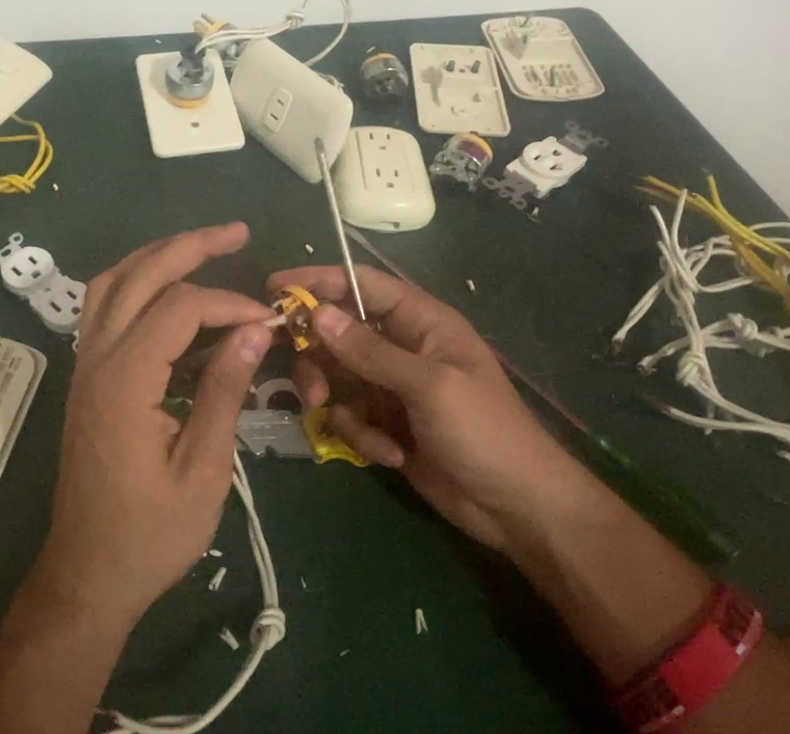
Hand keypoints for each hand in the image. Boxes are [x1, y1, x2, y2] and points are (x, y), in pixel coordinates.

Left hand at [28, 223, 275, 626]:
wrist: (88, 574)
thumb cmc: (151, 533)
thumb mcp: (204, 467)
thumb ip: (225, 390)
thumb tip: (256, 328)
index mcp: (125, 378)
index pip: (181, 307)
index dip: (230, 303)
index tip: (271, 323)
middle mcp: (97, 359)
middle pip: (138, 275)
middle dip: (189, 246)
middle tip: (237, 231)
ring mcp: (85, 367)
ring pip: (110, 285)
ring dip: (155, 259)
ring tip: (202, 248)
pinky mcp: (87, 380)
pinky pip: (105, 312)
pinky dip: (137, 288)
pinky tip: (170, 297)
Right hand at [266, 265, 576, 553]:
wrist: (515, 506)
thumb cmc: (484, 432)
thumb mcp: (428, 385)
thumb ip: (370, 350)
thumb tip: (318, 314)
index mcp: (422, 322)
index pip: (362, 284)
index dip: (318, 282)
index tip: (273, 290)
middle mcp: (402, 347)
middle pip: (338, 333)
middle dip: (320, 361)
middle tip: (311, 390)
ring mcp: (392, 387)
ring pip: (337, 377)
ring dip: (339, 405)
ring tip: (357, 430)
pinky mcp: (386, 423)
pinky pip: (349, 415)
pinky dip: (362, 434)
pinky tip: (392, 454)